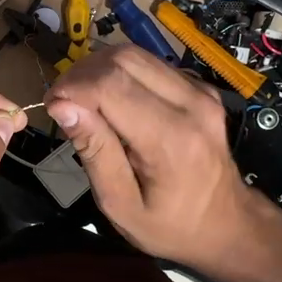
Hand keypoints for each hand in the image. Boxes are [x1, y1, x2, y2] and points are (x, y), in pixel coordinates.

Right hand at [45, 46, 269, 276]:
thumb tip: (62, 106)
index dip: (71, 88)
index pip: (110, 85)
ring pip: (134, 54)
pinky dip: (120, 75)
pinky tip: (110, 102)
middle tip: (63, 104)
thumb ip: (94, 152)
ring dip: (98, 70)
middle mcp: (191, 104)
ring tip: (82, 101)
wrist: (228, 225)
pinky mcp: (200, 88)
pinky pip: (150, 65)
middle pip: (122, 59)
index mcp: (171, 139)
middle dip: (81, 74)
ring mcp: (200, 92)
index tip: (52, 108)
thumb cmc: (171, 226)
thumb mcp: (120, 205)